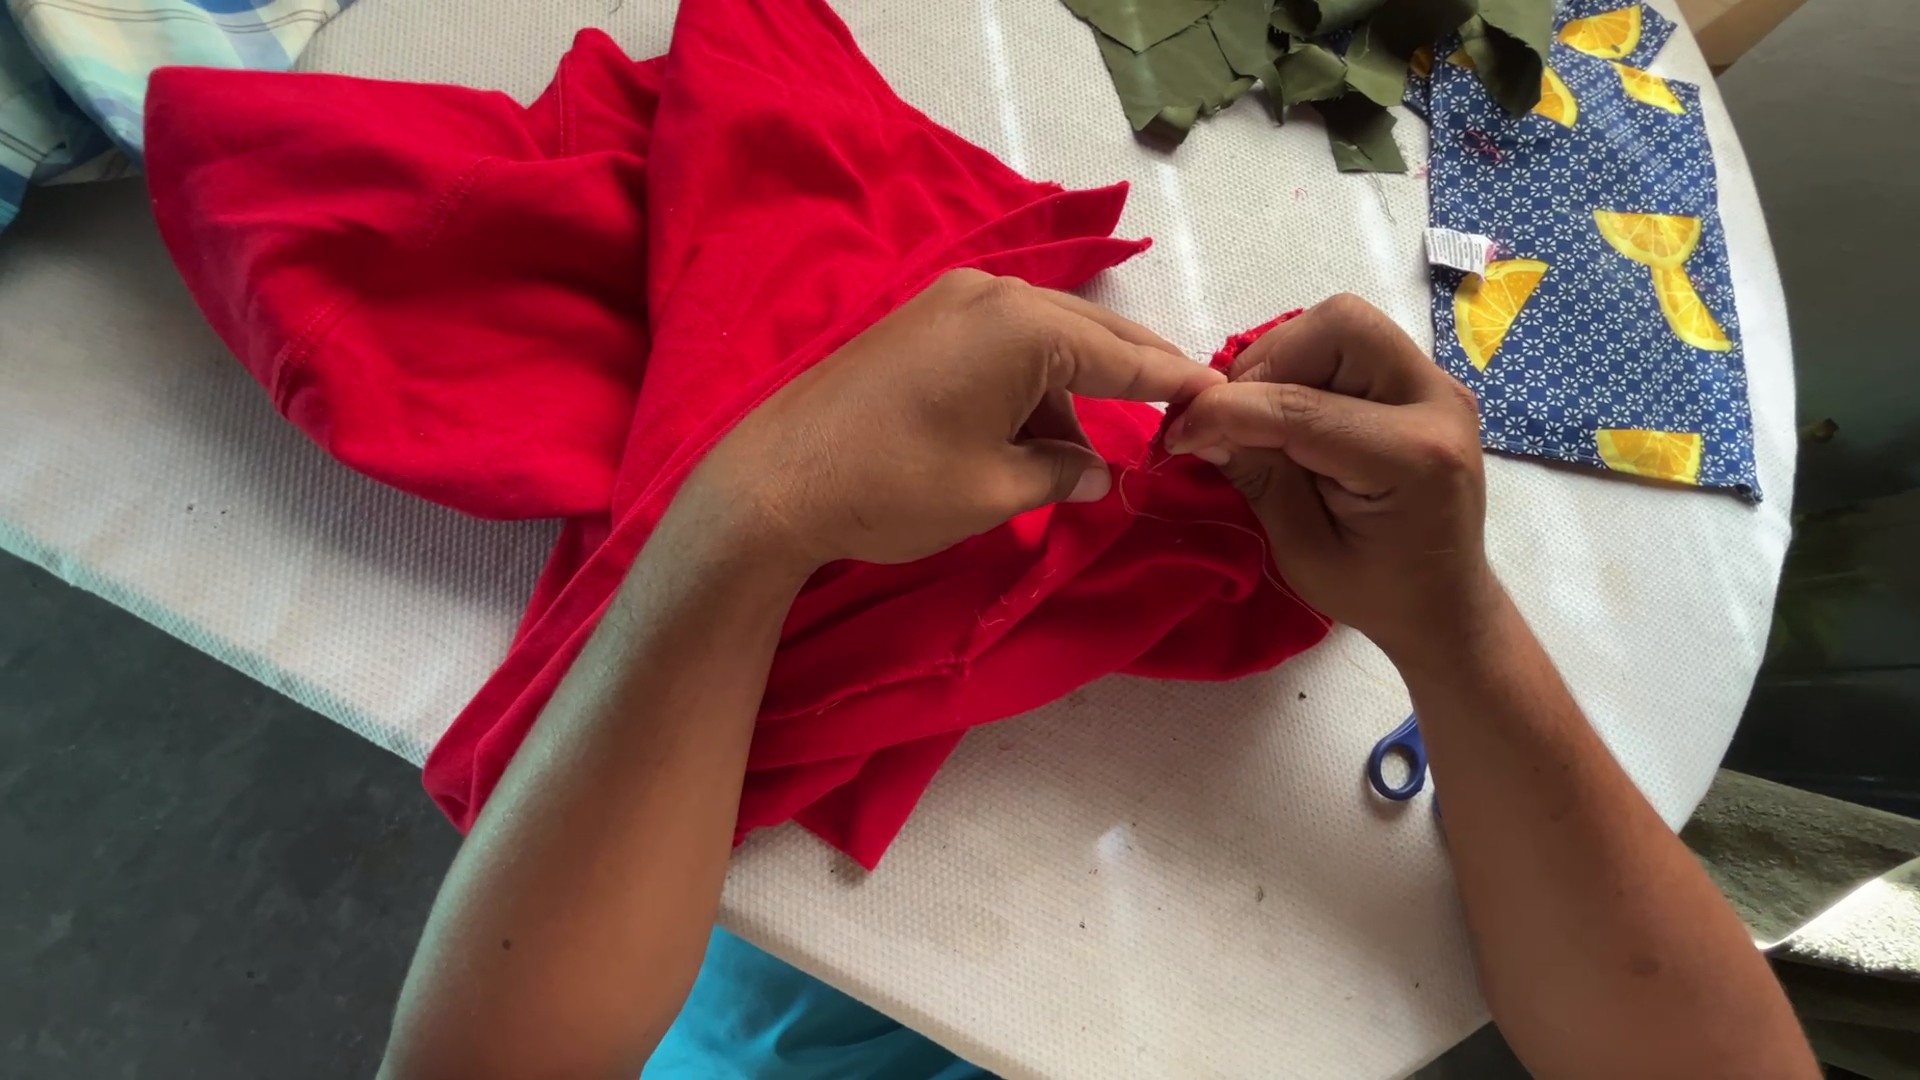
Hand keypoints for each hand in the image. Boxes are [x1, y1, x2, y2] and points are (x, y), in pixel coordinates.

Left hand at [693, 269, 1223, 569]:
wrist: (775, 483)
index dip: (1174, 385)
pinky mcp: (920, 323)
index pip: (1123, 356)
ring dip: (1069, 396)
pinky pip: (999, 347)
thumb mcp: (996, 490)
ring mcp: (950, 301)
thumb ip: (1063, 473)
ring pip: (1042, 343)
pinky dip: (1025, 388)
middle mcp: (992, 294)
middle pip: (1088, 336)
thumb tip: (1102, 472)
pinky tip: (1027, 435)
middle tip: (1174, 415)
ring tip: (1077, 460)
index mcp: (1023, 326)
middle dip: (1131, 379)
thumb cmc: (895, 488)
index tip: (1219, 400)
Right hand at [1163, 294, 1492, 664]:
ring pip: (1341, 323)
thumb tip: (1198, 426)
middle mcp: (1434, 403)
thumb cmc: (1373, 591)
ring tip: (1254, 415)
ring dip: (1280, 360)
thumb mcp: (1302, 552)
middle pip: (1338, 326)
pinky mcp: (1418, 382)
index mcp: (1412, 460)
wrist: (1441, 600)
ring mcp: (1433, 385)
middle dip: (1264, 365)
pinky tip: (1282, 411)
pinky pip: (1349, 343)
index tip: (1177, 434)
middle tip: (1231, 418)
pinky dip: (1299, 366)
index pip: (1299, 407)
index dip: (1223, 412)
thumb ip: (1258, 478)